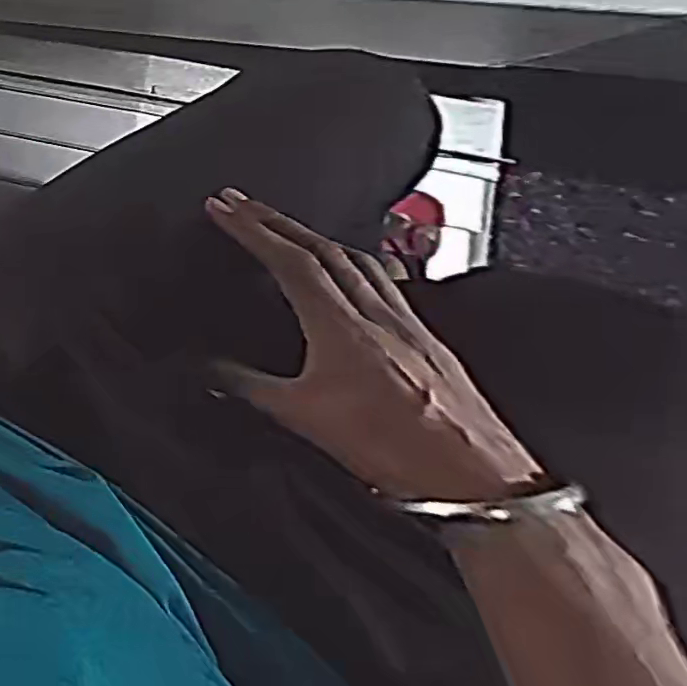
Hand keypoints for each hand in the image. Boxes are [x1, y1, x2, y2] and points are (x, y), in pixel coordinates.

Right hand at [206, 189, 543, 500]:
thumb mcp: (302, 419)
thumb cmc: (396, 451)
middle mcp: (378, 315)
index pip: (290, 262)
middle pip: (321, 248)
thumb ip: (247, 386)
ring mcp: (407, 321)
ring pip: (355, 257)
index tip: (223, 208)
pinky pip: (385, 277)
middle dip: (273, 219)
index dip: (251, 229)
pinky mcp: (426, 335)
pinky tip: (346, 263)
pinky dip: (351, 257)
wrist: (478, 483)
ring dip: (310, 232)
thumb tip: (208, 369)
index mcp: (343, 329)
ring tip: (282, 223)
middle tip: (241, 202)